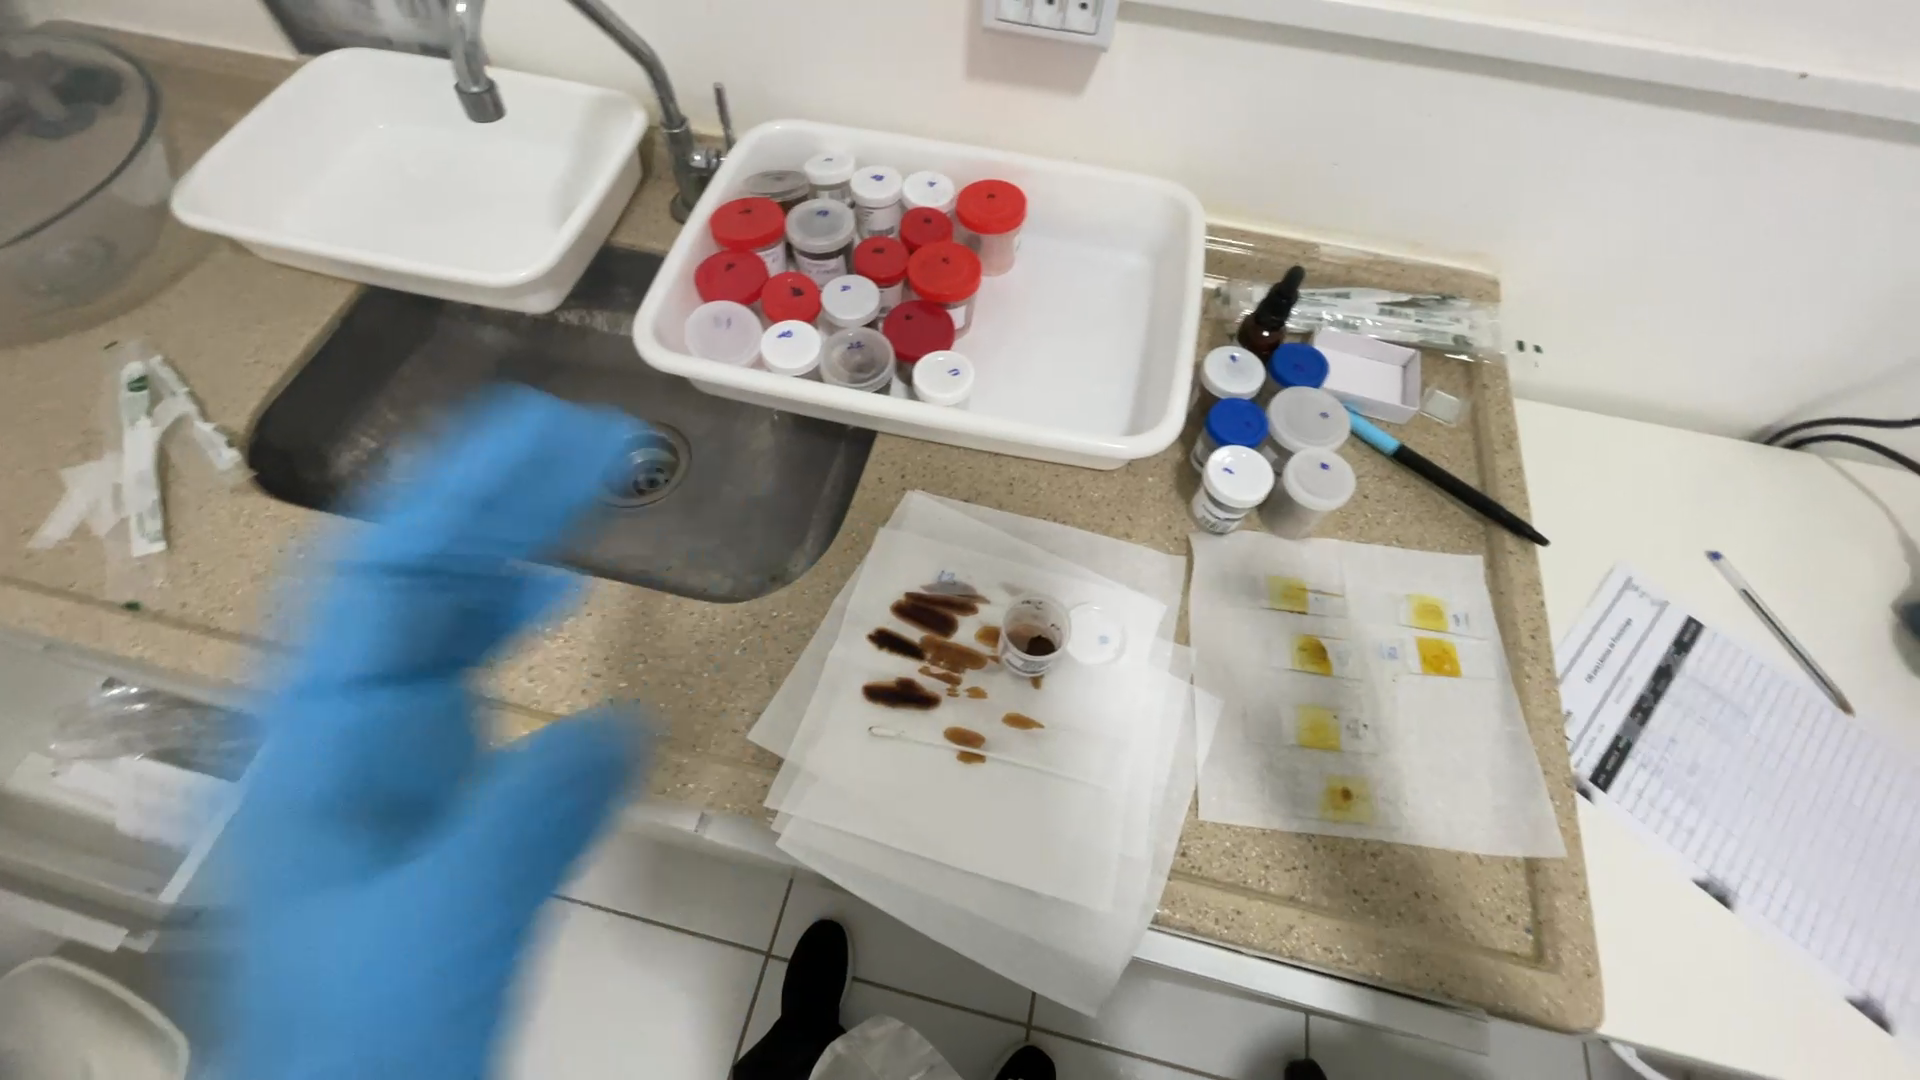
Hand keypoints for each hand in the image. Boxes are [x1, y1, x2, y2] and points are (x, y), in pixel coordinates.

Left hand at [227, 386, 647, 1078]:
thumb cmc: (377, 1023)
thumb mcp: (458, 914)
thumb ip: (538, 805)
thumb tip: (625, 719)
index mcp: (325, 736)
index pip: (382, 579)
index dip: (459, 494)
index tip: (541, 434)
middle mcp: (351, 718)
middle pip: (423, 574)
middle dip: (505, 495)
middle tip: (594, 439)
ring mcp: (393, 741)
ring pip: (450, 610)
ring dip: (518, 540)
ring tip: (587, 488)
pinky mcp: (438, 768)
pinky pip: (476, 663)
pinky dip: (518, 614)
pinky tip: (558, 591)